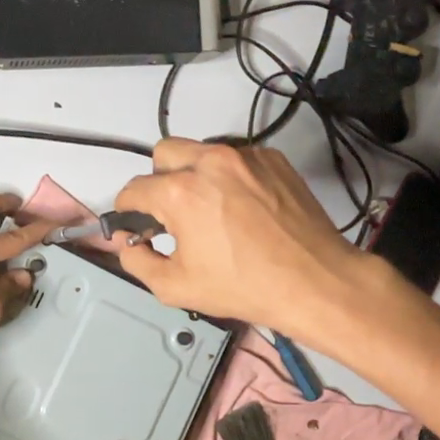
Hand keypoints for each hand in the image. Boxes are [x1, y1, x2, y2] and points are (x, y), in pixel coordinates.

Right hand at [113, 139, 389, 335]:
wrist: (315, 281)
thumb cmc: (243, 287)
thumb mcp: (175, 286)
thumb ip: (136, 260)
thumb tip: (125, 243)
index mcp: (180, 191)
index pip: (133, 189)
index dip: (127, 211)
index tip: (136, 227)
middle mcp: (210, 162)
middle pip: (164, 153)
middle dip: (158, 180)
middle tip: (172, 213)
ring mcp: (245, 156)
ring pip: (202, 152)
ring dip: (194, 174)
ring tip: (211, 210)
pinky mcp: (273, 159)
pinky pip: (236, 158)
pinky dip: (229, 177)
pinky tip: (242, 208)